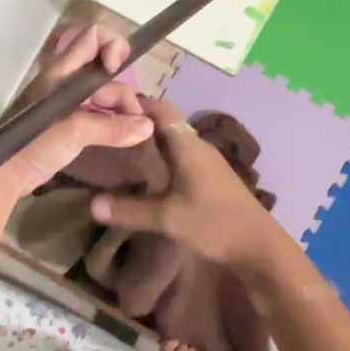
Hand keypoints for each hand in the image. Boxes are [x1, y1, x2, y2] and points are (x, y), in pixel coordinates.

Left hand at [0, 25, 153, 195]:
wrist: (0, 176)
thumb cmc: (29, 146)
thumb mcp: (72, 133)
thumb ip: (110, 128)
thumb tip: (148, 126)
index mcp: (60, 73)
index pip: (92, 38)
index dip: (113, 45)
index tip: (119, 69)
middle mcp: (66, 83)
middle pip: (105, 75)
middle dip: (123, 92)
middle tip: (135, 122)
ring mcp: (67, 105)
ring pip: (104, 97)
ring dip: (122, 111)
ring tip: (133, 135)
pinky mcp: (68, 127)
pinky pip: (99, 116)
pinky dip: (113, 123)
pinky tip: (124, 138)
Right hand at [89, 100, 283, 267]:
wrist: (258, 246)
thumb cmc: (215, 223)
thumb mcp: (167, 218)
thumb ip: (129, 210)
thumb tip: (91, 204)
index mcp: (188, 145)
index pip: (159, 108)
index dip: (133, 103)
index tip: (104, 107)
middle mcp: (197, 146)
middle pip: (164, 122)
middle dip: (135, 123)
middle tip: (103, 129)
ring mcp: (206, 161)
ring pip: (171, 140)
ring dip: (147, 141)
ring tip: (116, 149)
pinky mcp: (208, 176)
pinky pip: (178, 156)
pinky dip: (159, 157)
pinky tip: (143, 173)